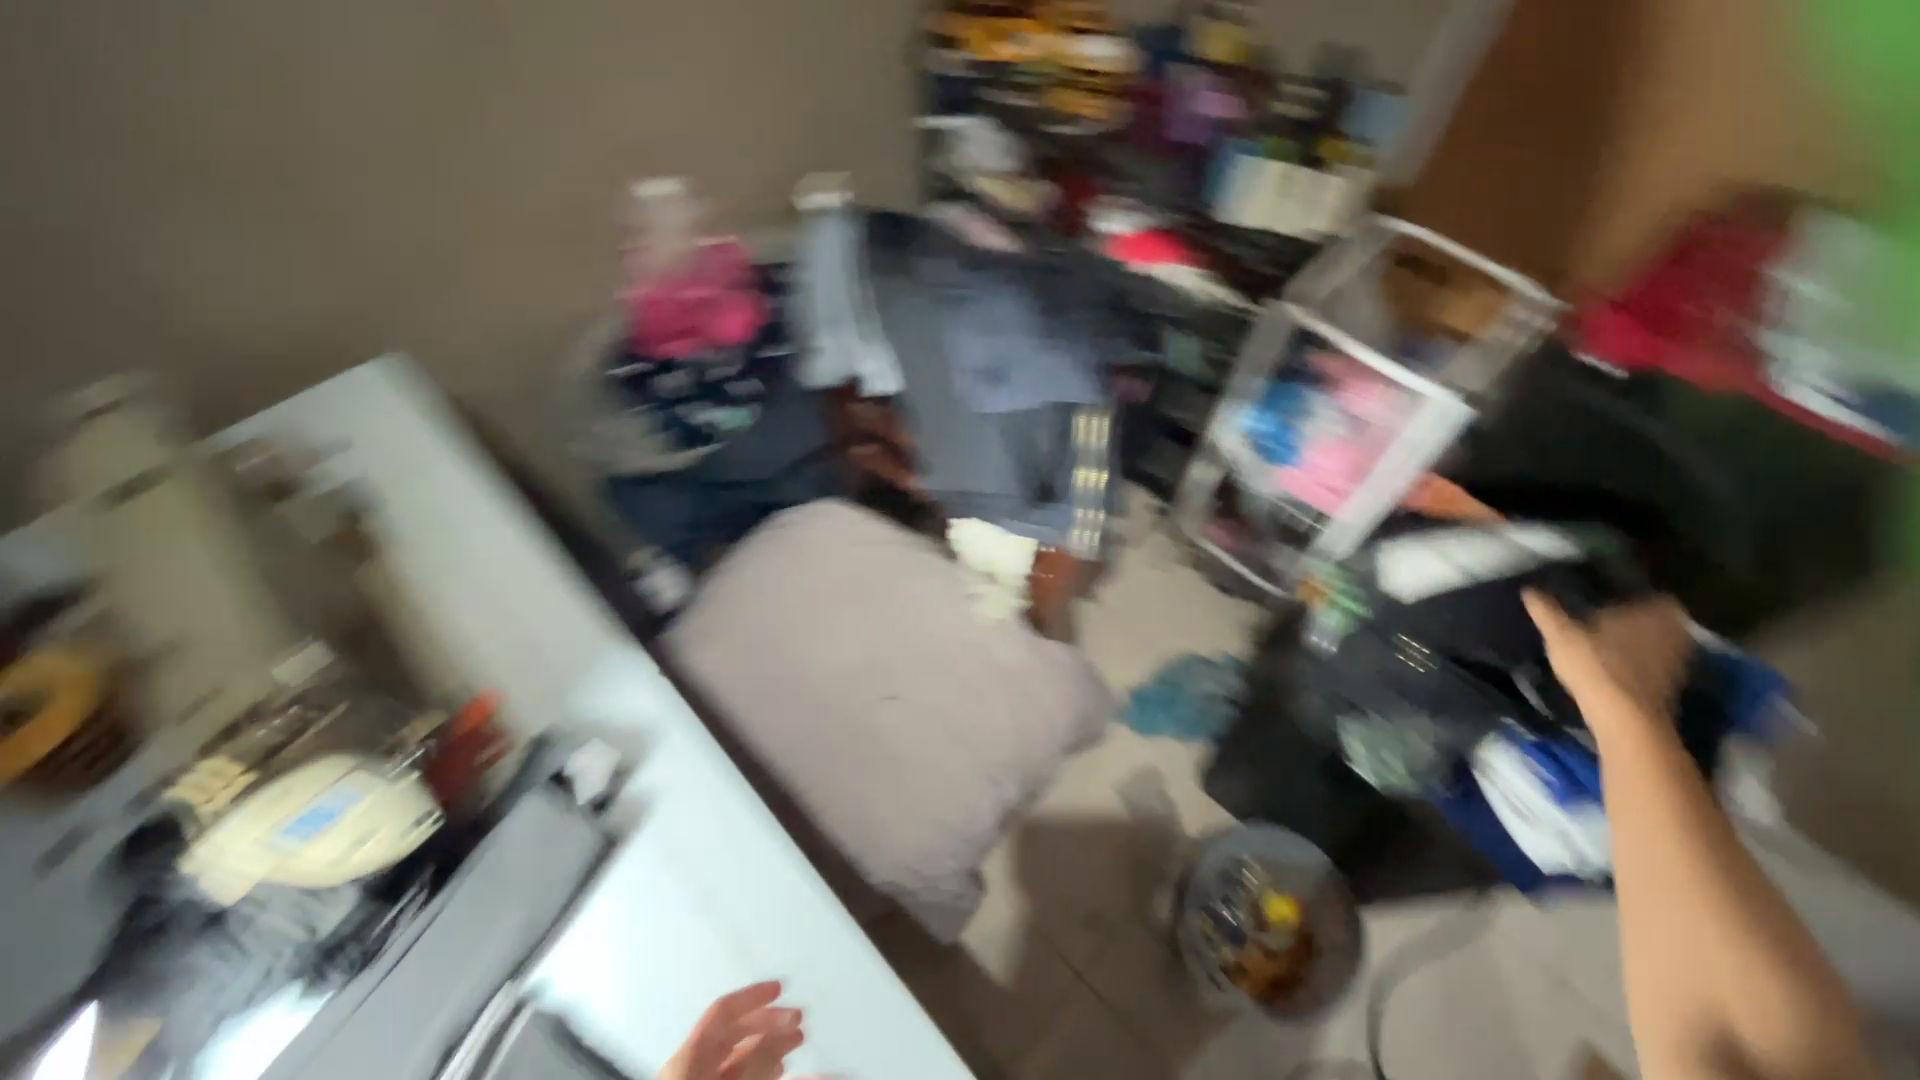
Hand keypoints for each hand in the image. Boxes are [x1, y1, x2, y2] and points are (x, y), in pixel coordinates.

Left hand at [658, 982, 809, 1079]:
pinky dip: (760, 1075)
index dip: (753, 996)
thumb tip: (791, 1030)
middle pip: (731, 1034)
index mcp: (688, 1058)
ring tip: (796, 1044)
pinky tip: (783, 1075)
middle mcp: (688, 1070)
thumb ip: (762, 1058)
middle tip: (799, 1021)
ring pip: (735, 1061)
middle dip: (768, 1024)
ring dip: (768, 1049)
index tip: (783, 989)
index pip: (722, 1012)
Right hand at [1522, 590, 1692, 732]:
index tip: (1612, 600)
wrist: (1624, 718)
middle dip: (1638, 621)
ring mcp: (1679, 660)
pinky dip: (1643, 666)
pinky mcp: (1675, 685)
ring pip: (1659, 643)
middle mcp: (1674, 630)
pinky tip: (1619, 672)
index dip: (1632, 597)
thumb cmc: (1594, 666)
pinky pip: (1659, 666)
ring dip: (1641, 645)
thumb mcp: (1560, 635)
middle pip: (1658, 619)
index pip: (1649, 595)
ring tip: (1612, 648)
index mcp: (1652, 610)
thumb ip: (1546, 612)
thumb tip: (1528, 589)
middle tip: (1611, 624)